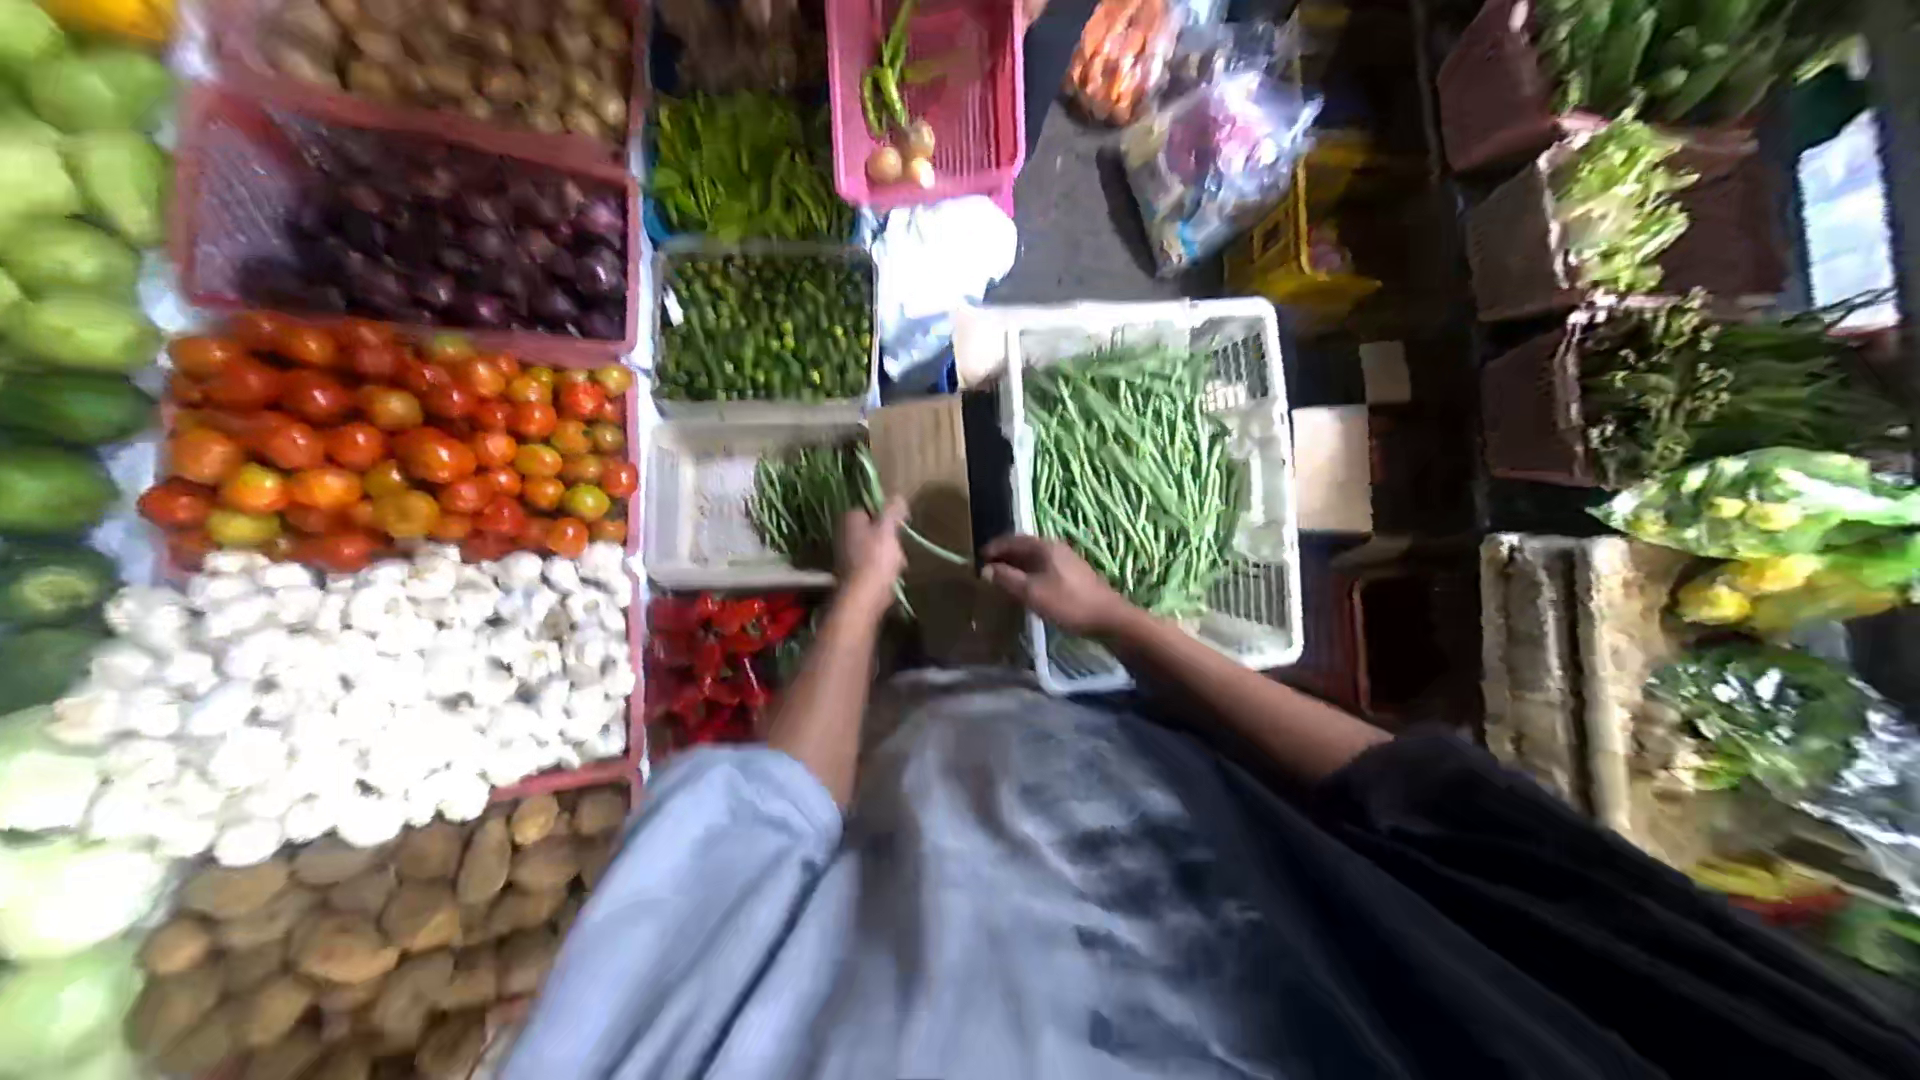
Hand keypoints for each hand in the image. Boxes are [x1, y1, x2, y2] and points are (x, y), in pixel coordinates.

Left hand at [837, 497, 908, 610]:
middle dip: (889, 536)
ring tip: (897, 562)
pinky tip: (891, 574)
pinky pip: (874, 563)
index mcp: (849, 518)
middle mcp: (844, 533)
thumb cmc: (876, 558)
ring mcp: (847, 553)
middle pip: (874, 528)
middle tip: (898, 544)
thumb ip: (893, 510)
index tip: (898, 523)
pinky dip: (884, 567)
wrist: (864, 596)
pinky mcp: (853, 571)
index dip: (885, 514)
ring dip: (889, 553)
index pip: (869, 507)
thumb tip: (898, 497)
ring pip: (876, 546)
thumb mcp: (888, 528)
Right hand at [981, 534, 1132, 635]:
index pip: (1011, 539)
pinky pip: (1043, 567)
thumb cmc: (1067, 603)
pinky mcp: (1072, 573)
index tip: (977, 560)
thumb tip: (986, 569)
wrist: (1107, 618)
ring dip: (1016, 566)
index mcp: (1044, 546)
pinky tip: (1025, 587)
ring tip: (1002, 579)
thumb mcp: (1031, 592)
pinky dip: (1028, 572)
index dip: (993, 548)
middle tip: (987, 570)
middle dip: (1003, 556)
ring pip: (1033, 558)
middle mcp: (1055, 547)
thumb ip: (1007, 578)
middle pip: (1022, 546)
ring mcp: (1066, 559)